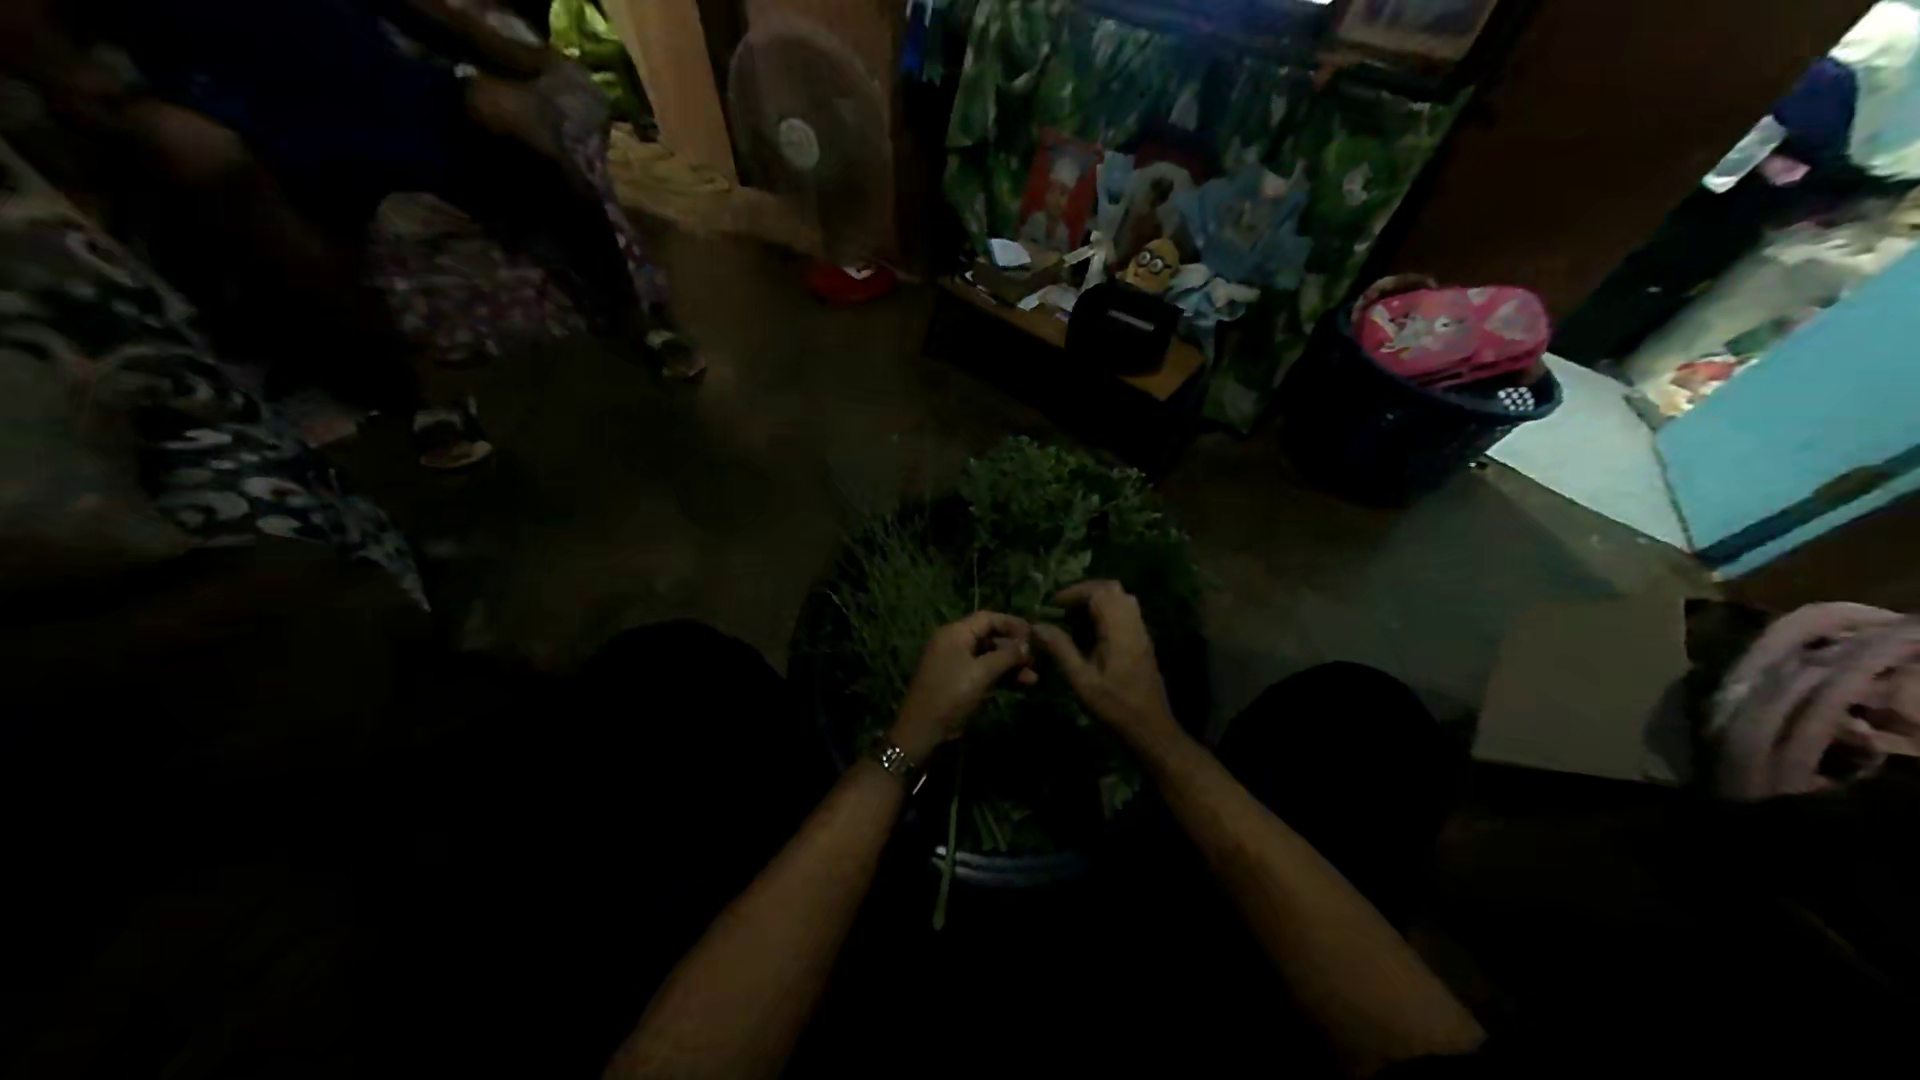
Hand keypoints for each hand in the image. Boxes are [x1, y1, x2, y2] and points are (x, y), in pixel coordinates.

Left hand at [890, 612, 1035, 759]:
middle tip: (1036, 659)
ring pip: (990, 657)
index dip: (1012, 623)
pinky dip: (1002, 676)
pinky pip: (985, 672)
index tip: (1034, 634)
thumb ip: (1006, 655)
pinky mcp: (961, 682)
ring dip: (1011, 665)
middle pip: (990, 637)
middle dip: (1013, 647)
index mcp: (955, 633)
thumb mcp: (981, 672)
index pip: (987, 618)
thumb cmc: (951, 694)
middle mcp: (955, 643)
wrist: (924, 730)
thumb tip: (1027, 645)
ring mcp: (957, 663)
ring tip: (1032, 678)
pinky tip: (1021, 685)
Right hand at [1034, 581, 1182, 748]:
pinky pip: (1126, 614)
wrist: (1151, 730)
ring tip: (1074, 618)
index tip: (1054, 604)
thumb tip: (1037, 626)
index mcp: (1120, 631)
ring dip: (1097, 601)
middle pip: (1113, 590)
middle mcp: (1134, 626)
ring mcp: (1141, 634)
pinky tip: (1090, 633)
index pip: (1100, 592)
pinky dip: (1106, 613)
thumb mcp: (1081, 680)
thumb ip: (1060, 649)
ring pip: (1122, 600)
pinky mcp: (1142, 644)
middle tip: (1063, 608)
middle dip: (1086, 592)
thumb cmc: (1115, 707)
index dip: (1075, 592)